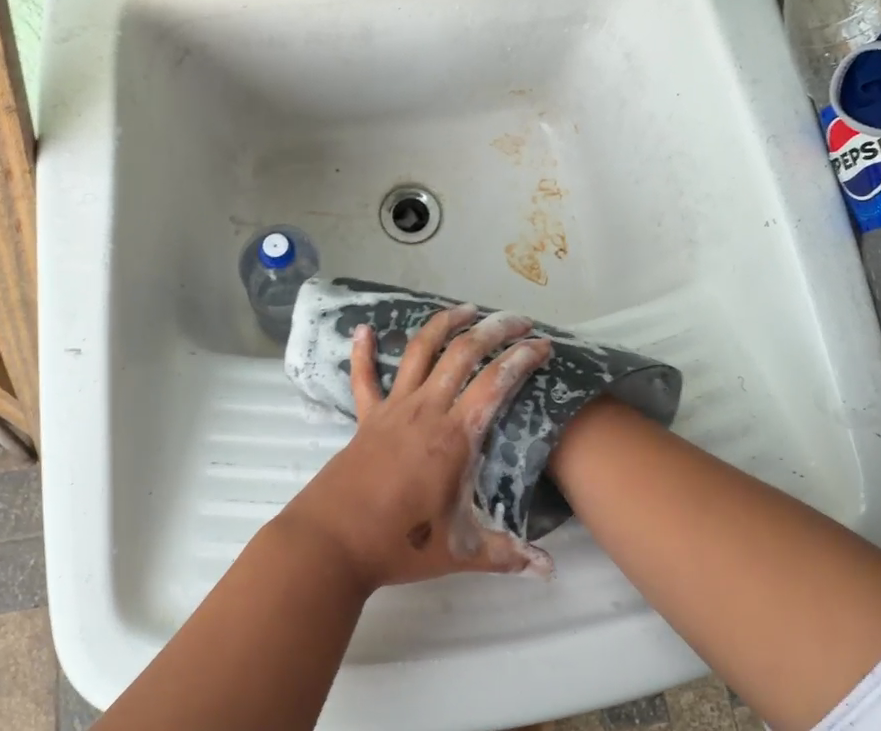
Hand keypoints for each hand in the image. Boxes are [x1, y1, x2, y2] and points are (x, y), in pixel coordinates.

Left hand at [277, 305, 555, 592]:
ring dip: (443, 325)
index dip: (522, 359)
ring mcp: (392, 410)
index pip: (495, 383)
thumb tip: (549, 570)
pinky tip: (362, 329)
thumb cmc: (399, 545)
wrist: (331, 542)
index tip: (543, 345)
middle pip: (462, 354)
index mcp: (453, 438)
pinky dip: (363, 352)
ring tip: (465, 309)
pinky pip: (363, 378)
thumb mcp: (460, 553)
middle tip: (518, 319)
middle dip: (493, 330)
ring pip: (419, 352)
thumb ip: (506, 555)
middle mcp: (425, 411)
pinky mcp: (365, 419)